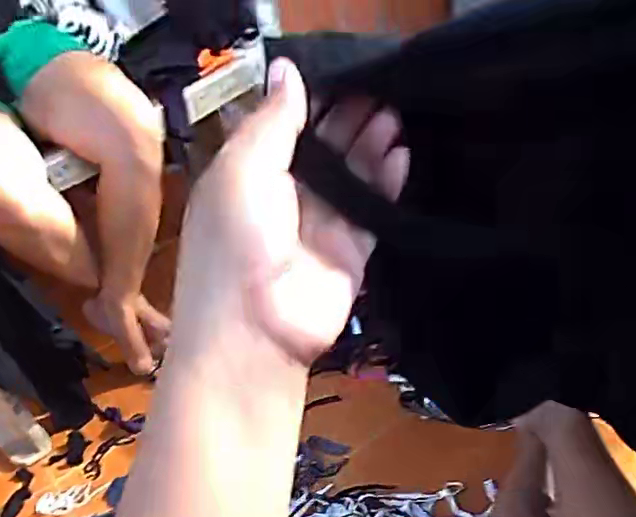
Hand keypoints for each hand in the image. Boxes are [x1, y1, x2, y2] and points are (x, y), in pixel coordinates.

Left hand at [170, 57, 408, 365]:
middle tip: (381, 91)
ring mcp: (323, 227)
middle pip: (327, 151)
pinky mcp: (353, 255)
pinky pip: (373, 214)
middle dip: (350, 121)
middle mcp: (289, 195)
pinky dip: (387, 186)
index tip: (345, 74)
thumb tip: (290, 71)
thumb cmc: (235, 240)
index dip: (316, 100)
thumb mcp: (244, 168)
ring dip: (372, 148)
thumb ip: (275, 123)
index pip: (289, 126)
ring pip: (354, 180)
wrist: (257, 325)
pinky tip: (400, 156)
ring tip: (395, 115)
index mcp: (252, 169)